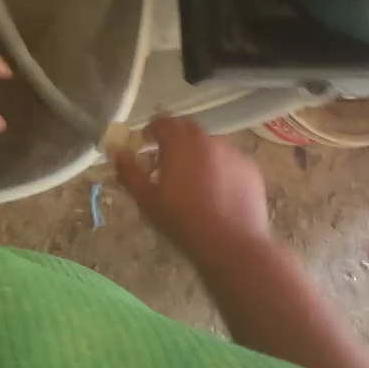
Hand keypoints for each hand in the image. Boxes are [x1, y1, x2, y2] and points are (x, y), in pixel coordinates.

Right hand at [114, 115, 272, 266]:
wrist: (232, 245)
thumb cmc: (183, 221)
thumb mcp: (146, 200)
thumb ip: (129, 172)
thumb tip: (117, 152)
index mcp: (181, 142)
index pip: (162, 122)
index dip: (150, 131)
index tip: (144, 145)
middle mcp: (208, 140)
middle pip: (187, 129)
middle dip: (173, 140)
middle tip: (164, 163)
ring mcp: (233, 153)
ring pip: (209, 145)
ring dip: (196, 154)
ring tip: (191, 181)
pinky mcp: (251, 169)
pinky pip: (228, 161)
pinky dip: (218, 168)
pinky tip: (216, 193)